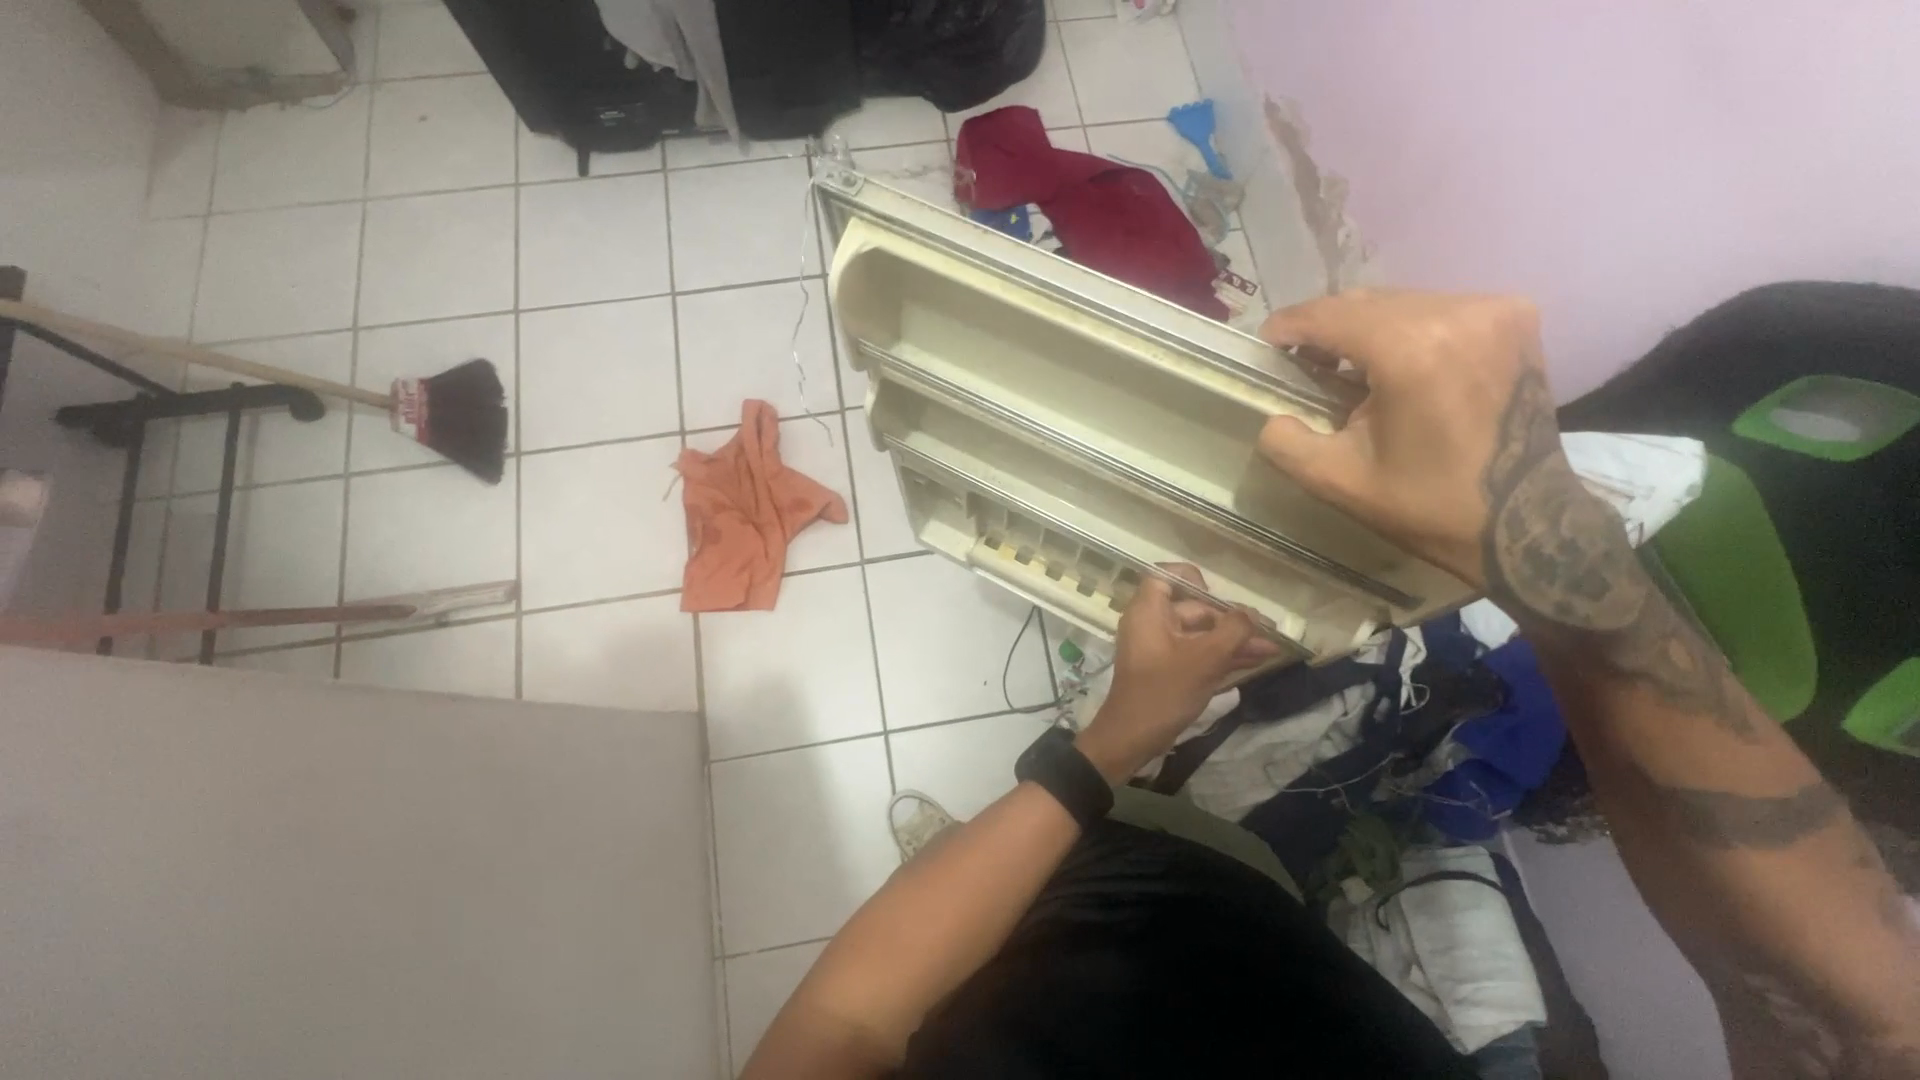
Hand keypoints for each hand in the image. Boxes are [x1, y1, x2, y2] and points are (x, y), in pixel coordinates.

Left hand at [1074, 565, 1280, 781]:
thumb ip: (1233, 630)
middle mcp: (1151, 624)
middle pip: (1193, 609)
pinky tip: (1256, 662)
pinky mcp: (1167, 671)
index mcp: (1148, 611)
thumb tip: (1251, 614)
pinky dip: (1222, 657)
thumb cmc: (1165, 690)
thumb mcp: (1206, 658)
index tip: (1218, 595)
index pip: (1164, 576)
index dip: (1192, 579)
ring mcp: (1159, 649)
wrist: (1133, 737)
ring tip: (1273, 649)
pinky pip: (1197, 654)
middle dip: (1232, 621)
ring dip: (1234, 641)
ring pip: (1201, 635)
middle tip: (1269, 631)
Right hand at [1256, 288, 1650, 635]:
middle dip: (1326, 326)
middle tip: (1300, 359)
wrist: (1522, 519)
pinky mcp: (1514, 318)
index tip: (1266, 342)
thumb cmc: (1426, 505)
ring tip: (1345, 363)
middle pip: (1366, 302)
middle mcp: (1458, 314)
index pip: (1332, 315)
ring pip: (1401, 301)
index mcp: (1412, 350)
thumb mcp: (1337, 481)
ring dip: (1365, 326)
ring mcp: (1494, 311)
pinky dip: (1406, 327)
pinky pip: (1438, 308)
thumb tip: (1274, 414)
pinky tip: (1394, 361)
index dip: (1291, 325)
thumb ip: (1286, 442)